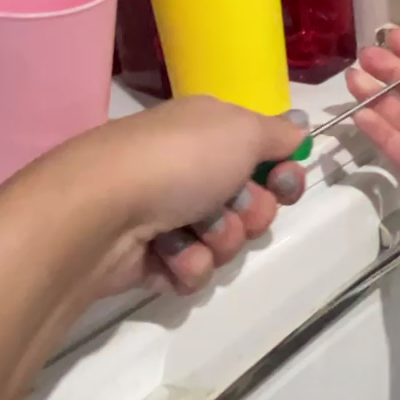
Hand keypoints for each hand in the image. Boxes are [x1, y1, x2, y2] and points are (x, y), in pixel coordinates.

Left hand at [35, 96, 309, 297]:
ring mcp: (170, 212)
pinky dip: (187, 263)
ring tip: (189, 231)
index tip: (284, 184)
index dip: (283, 174)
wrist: (101, 211)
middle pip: (253, 203)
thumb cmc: (179, 160)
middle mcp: (192, 167)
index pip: (266, 155)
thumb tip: (299, 129)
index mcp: (211, 130)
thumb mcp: (242, 130)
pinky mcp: (151, 256)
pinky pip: (195, 269)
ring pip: (227, 240)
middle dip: (250, 212)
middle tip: (228, 205)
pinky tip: (166, 254)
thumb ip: (278, 133)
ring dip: (218, 239)